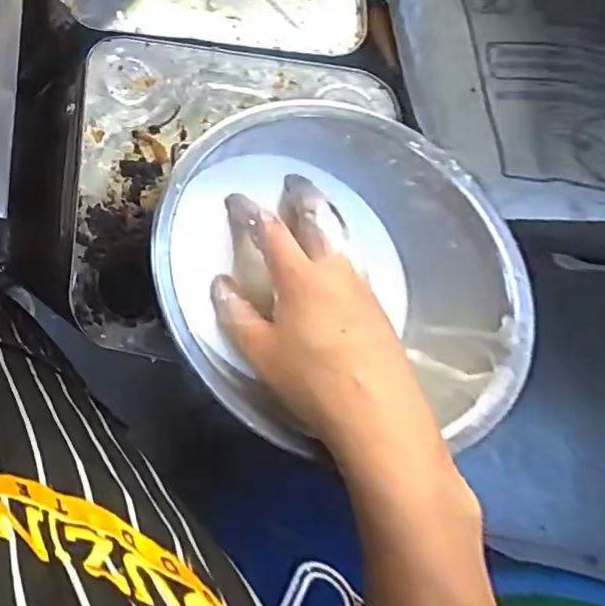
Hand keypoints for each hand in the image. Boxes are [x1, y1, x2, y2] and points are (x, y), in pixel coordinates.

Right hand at [213, 194, 441, 465]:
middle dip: (302, 201)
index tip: (235, 199)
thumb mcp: (259, 350)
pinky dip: (341, 253)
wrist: (383, 422)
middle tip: (292, 183)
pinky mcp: (381, 315)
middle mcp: (334, 275)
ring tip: (317, 215)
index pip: (270, 232)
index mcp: (299, 278)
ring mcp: (363, 293)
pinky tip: (341, 266)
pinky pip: (356, 269)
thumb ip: (236, 313)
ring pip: (343, 246)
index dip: (250, 212)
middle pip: (318, 226)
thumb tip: (221, 284)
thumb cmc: (312, 381)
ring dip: (327, 225)